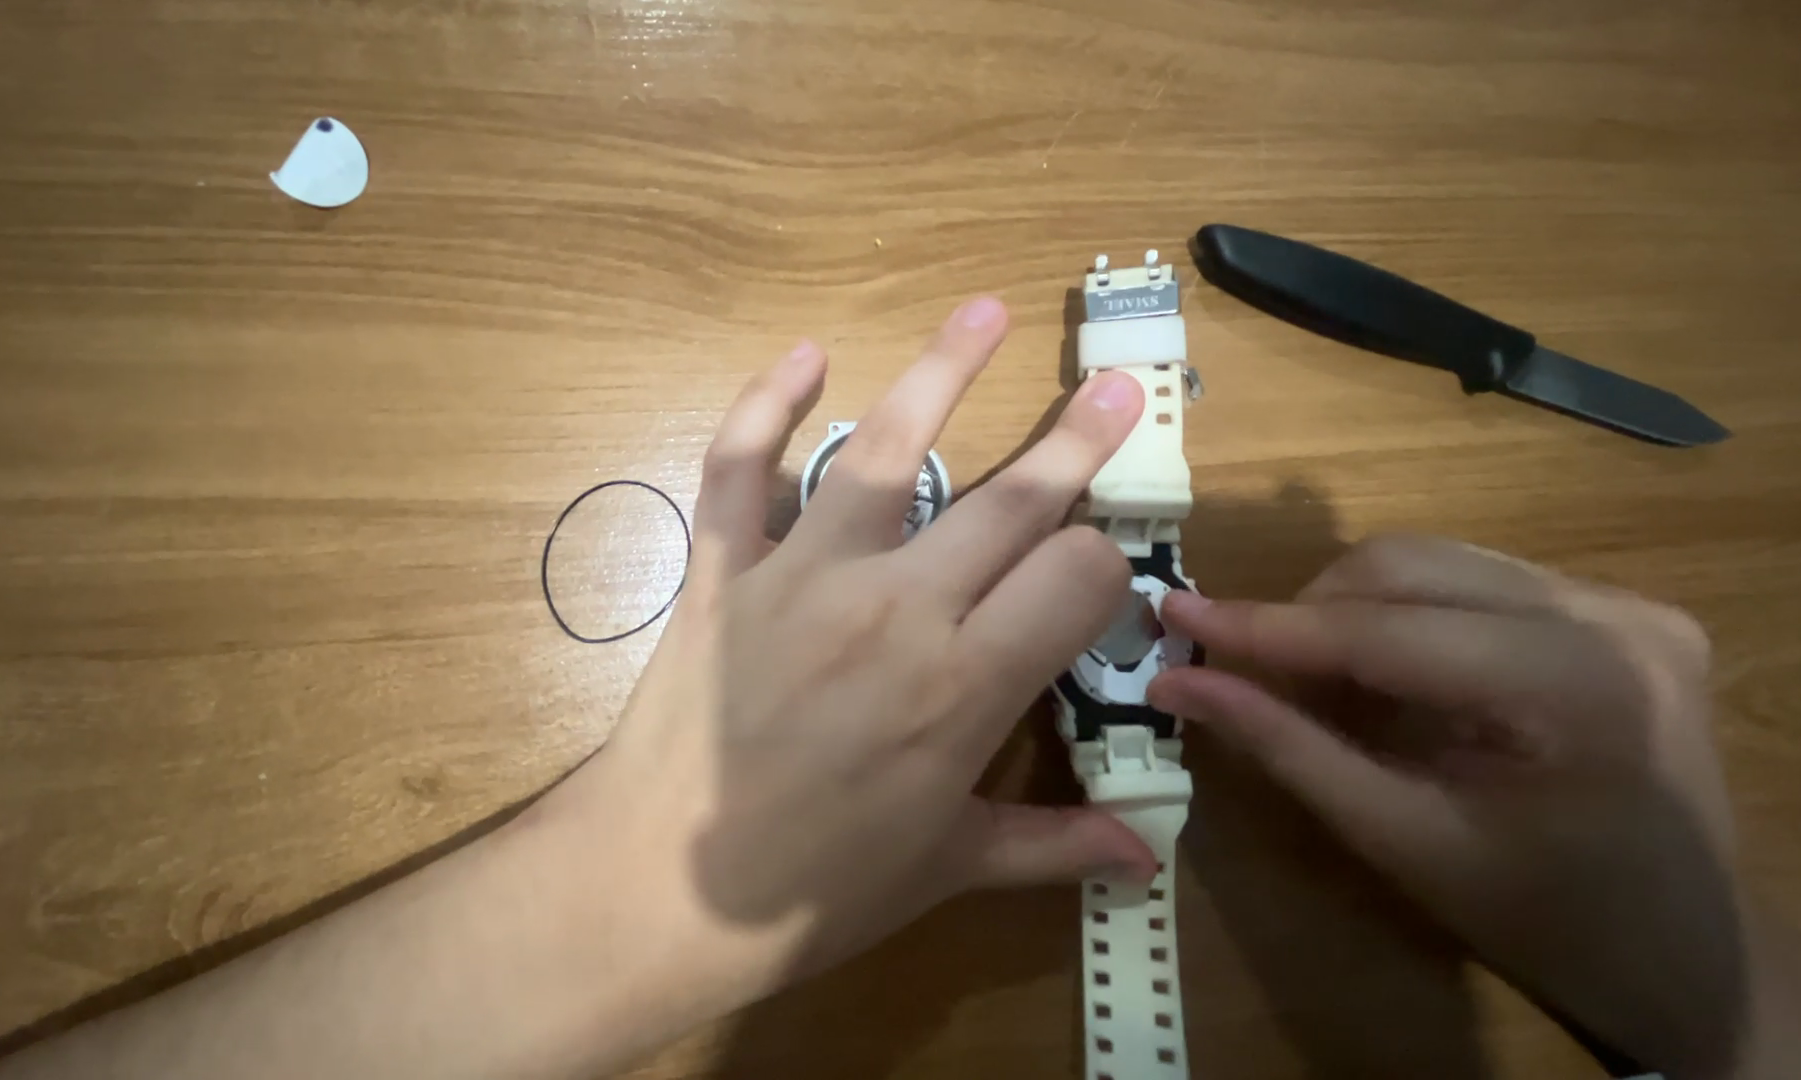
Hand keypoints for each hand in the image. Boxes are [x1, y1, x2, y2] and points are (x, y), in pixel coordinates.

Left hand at [556, 296, 1157, 1019]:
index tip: (1102, 575)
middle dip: (1076, 442)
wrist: (655, 889)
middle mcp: (895, 610)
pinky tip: (806, 355)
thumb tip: (1145, 854)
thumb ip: (1050, 846)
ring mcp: (800, 576)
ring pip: (884, 451)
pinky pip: (739, 469)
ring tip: (985, 311)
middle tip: (1115, 387)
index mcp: (963, 688)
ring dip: (942, 373)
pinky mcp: (722, 569)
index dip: (1105, 568)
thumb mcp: (943, 870)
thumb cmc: (811, 891)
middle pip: (1010, 502)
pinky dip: (764, 405)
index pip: (1075, 580)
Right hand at [1147, 534, 1775, 1078]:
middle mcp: (1607, 619)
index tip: (1170, 612)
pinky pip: (1456, 575)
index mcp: (1571, 689)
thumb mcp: (1395, 837)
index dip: (1260, 625)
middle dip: (1303, 616)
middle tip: (1249, 674)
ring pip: (1420, 560)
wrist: (1697, 955)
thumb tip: (1174, 682)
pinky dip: (1390, 612)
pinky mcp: (1610, 605)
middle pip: (1396, 568)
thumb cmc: (1540, 916)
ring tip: (1323, 683)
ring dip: (1341, 610)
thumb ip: (1281, 746)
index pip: (1376, 631)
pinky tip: (1388, 673)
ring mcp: (1619, 603)